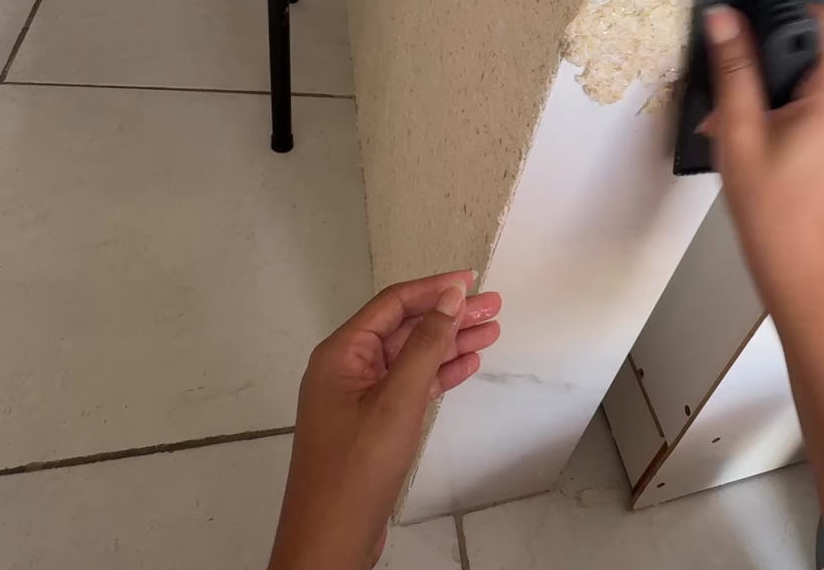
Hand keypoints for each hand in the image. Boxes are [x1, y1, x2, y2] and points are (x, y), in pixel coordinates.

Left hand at [269, 271, 502, 569]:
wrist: (330, 545)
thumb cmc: (359, 467)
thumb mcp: (398, 399)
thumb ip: (427, 343)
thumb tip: (451, 296)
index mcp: (342, 352)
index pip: (394, 303)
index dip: (434, 288)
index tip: (472, 280)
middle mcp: (348, 367)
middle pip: (406, 328)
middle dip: (449, 316)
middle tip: (494, 306)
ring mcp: (359, 396)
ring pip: (412, 356)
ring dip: (450, 343)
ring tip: (492, 331)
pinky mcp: (372, 422)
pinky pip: (410, 384)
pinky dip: (439, 373)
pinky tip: (468, 364)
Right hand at [703, 4, 823, 297]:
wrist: (798, 265)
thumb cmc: (769, 202)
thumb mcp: (740, 131)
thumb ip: (733, 69)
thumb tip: (723, 16)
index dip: (798, 9)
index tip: (757, 26)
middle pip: (823, 49)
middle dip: (774, 55)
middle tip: (733, 82)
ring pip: (816, 77)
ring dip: (774, 86)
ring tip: (734, 117)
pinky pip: (819, 103)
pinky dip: (786, 106)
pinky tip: (752, 134)